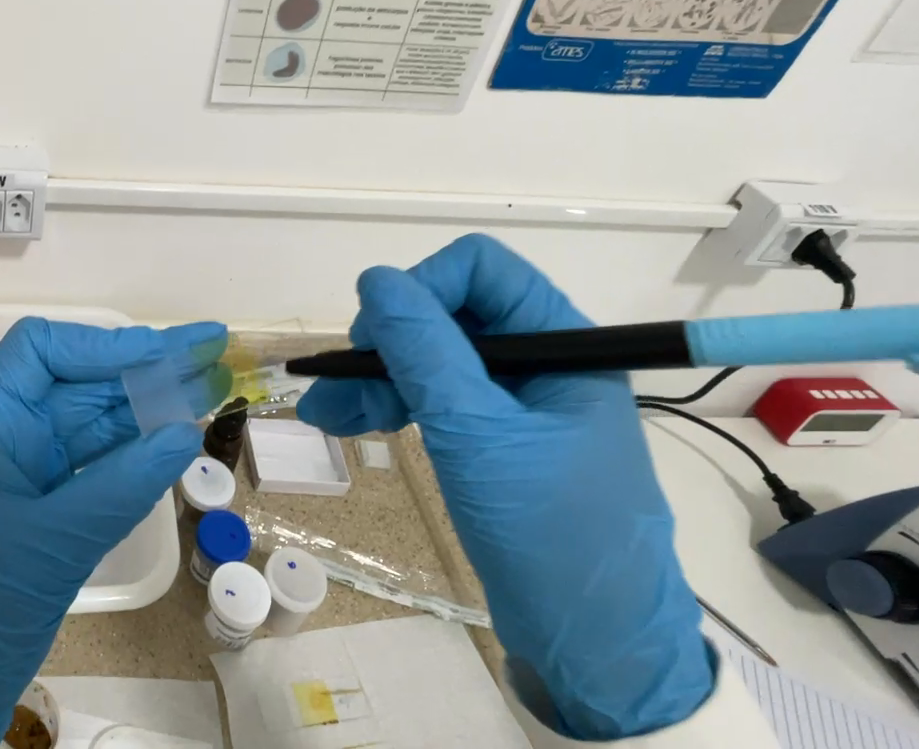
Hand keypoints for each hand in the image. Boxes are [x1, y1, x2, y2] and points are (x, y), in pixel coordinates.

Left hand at [0, 318, 224, 747]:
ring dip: (150, 399)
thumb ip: (124, 483)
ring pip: (95, 415)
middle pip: (79, 378)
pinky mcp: (52, 496)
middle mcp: (12, 432)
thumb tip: (185, 433)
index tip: (158, 351)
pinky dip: (138, 442)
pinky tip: (179, 431)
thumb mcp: (58, 540)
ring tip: (210, 382)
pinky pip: (99, 454)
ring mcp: (33, 464)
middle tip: (209, 347)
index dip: (99, 343)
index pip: (40, 350)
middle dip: (143, 363)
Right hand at [296, 235, 710, 740]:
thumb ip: (423, 349)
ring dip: (374, 377)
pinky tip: (344, 422)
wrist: (594, 649)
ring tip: (323, 414)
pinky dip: (389, 405)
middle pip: (446, 312)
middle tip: (340, 381)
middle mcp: (538, 361)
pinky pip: (433, 399)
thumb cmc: (547, 532)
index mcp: (560, 343)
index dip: (421, 288)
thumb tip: (376, 279)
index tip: (377, 336)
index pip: (479, 270)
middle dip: (386, 342)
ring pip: (429, 358)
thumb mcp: (474, 433)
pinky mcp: (493, 439)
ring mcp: (515, 402)